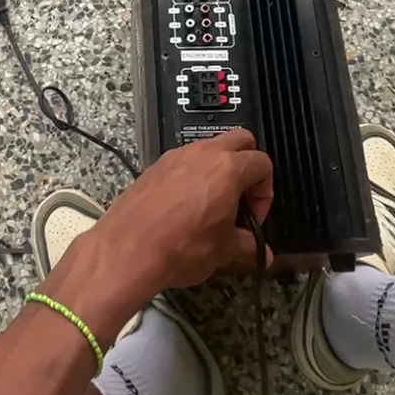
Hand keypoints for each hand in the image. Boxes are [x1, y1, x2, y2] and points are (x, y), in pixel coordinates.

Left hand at [89, 130, 273, 294]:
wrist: (129, 247)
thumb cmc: (181, 246)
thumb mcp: (223, 251)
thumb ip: (249, 247)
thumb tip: (263, 254)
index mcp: (228, 168)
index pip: (263, 163)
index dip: (265, 192)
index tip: (254, 217)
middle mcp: (204, 152)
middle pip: (240, 140)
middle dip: (248, 165)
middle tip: (241, 199)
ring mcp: (178, 155)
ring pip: (210, 147)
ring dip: (219, 168)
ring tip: (214, 204)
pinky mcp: (158, 164)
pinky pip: (185, 159)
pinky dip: (194, 174)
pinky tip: (186, 205)